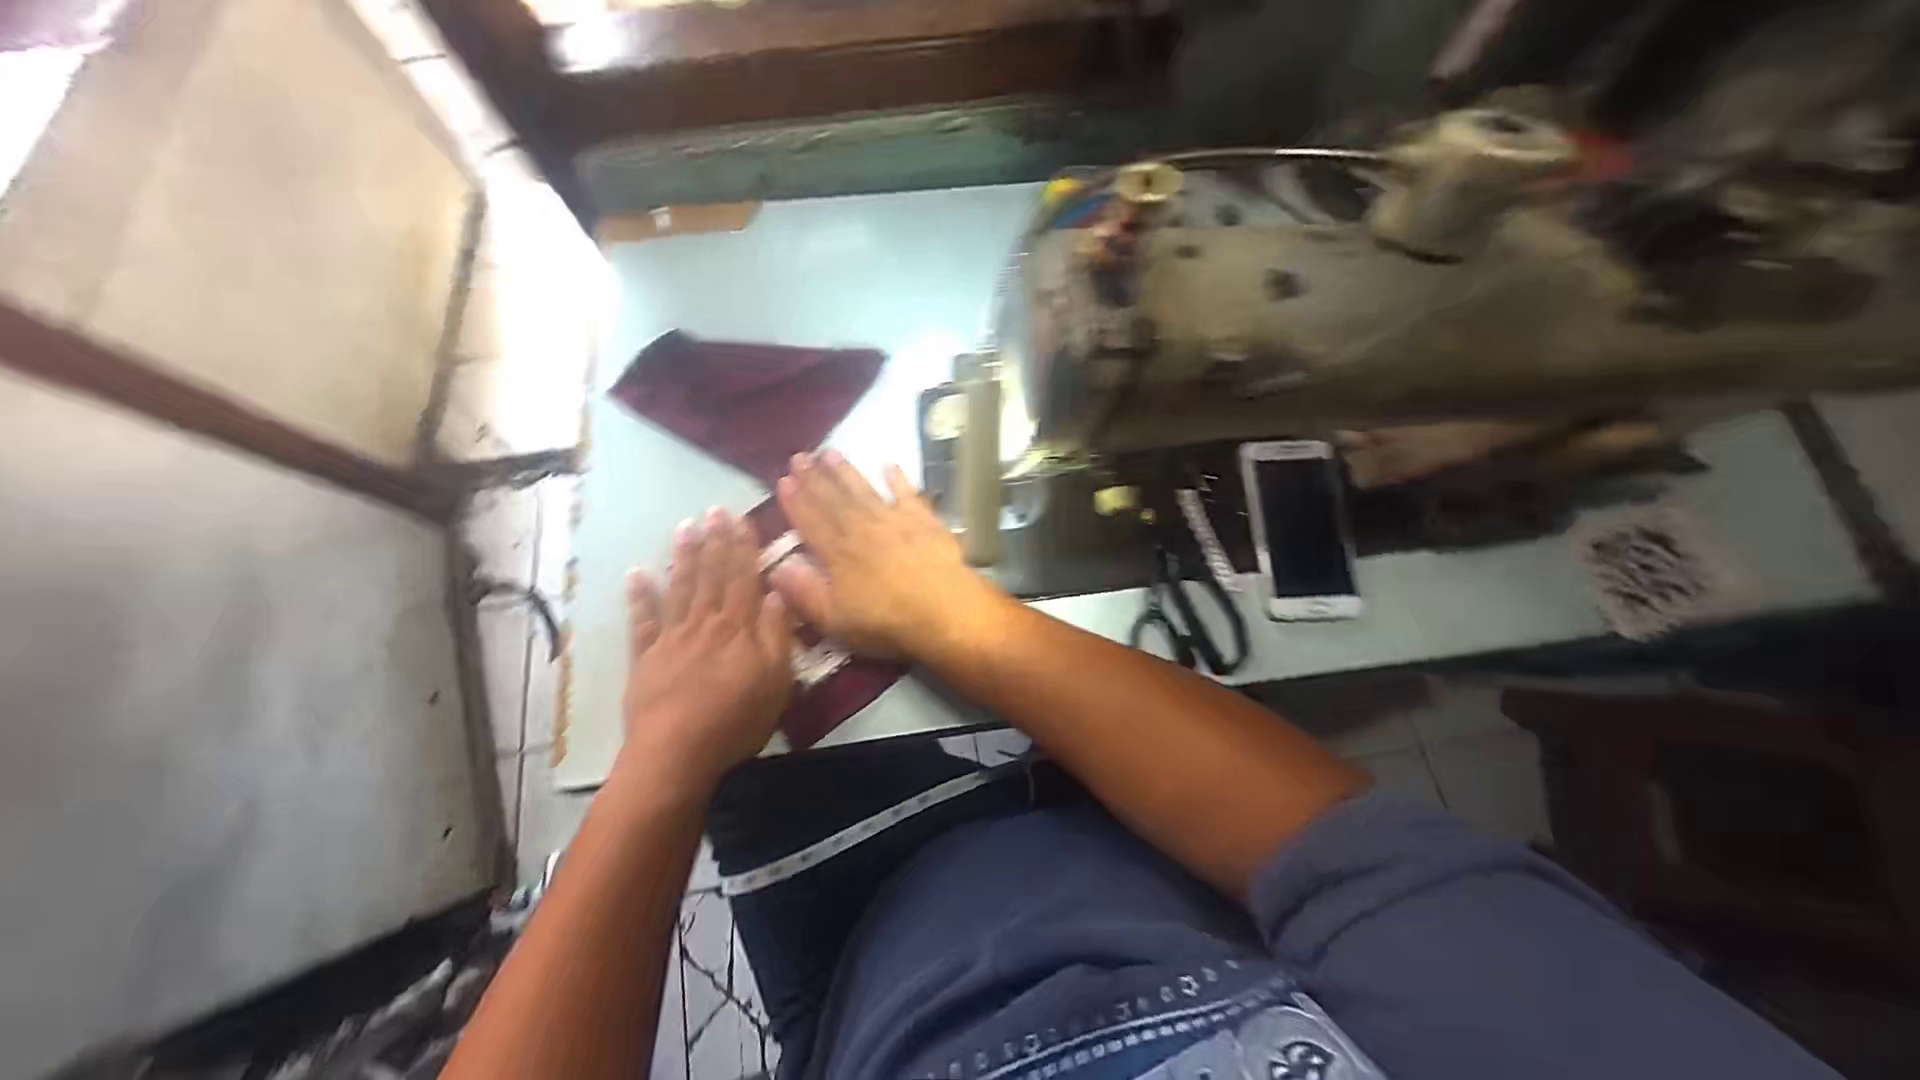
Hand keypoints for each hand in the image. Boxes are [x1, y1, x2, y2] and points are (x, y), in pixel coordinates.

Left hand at [618, 509, 793, 792]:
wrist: (676, 753)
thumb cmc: (736, 719)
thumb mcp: (776, 679)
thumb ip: (777, 633)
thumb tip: (778, 592)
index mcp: (739, 627)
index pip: (743, 578)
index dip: (743, 547)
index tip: (740, 518)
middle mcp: (705, 623)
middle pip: (712, 576)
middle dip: (715, 541)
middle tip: (714, 510)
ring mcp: (672, 639)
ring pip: (680, 589)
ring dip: (684, 557)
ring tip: (686, 527)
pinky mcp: (646, 659)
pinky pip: (643, 621)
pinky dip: (640, 596)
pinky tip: (638, 574)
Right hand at [771, 450, 1011, 659]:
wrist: (944, 611)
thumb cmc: (886, 622)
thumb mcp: (834, 619)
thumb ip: (803, 592)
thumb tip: (776, 567)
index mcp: (838, 553)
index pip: (811, 521)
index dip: (795, 501)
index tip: (783, 480)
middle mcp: (863, 529)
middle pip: (834, 499)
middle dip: (815, 478)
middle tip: (800, 456)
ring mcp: (896, 521)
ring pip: (866, 491)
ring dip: (847, 472)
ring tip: (831, 452)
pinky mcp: (926, 522)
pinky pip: (909, 495)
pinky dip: (899, 479)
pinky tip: (890, 466)